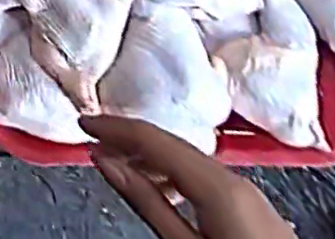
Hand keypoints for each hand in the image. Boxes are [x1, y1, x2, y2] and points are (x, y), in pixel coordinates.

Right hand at [81, 116, 293, 238]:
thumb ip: (146, 201)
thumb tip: (104, 158)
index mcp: (217, 182)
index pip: (154, 138)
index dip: (114, 127)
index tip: (81, 125)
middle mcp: (233, 176)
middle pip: (171, 144)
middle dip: (129, 140)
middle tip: (93, 143)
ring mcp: (247, 191)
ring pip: (187, 160)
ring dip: (150, 157)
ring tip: (117, 166)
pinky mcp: (253, 209)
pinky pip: (204, 178)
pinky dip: (175, 176)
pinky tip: (158, 189)